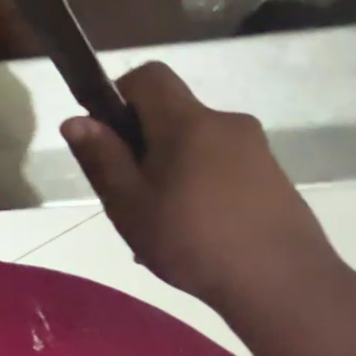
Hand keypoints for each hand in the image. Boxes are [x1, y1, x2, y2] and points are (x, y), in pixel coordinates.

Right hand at [61, 63, 340, 305]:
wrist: (279, 279)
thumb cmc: (189, 238)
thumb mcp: (127, 202)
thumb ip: (102, 157)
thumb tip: (75, 120)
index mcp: (187, 123)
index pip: (148, 76)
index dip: (117, 95)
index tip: (103, 137)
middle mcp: (224, 121)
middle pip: (168, 113)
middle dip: (137, 142)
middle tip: (123, 194)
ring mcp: (251, 146)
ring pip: (189, 142)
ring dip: (162, 169)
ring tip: (153, 219)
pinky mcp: (266, 171)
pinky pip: (213, 163)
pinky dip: (190, 183)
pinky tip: (184, 228)